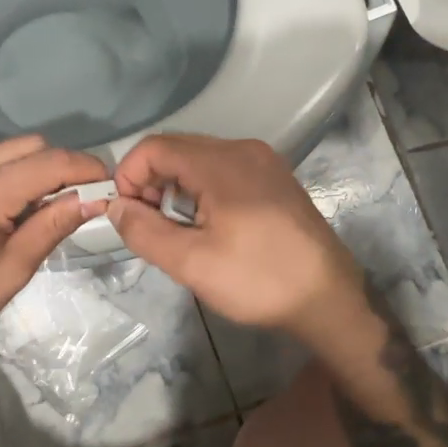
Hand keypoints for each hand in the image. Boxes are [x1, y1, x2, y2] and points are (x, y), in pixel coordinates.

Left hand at [0, 136, 109, 360]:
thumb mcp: (13, 267)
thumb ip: (52, 226)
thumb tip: (92, 200)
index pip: (51, 162)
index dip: (86, 168)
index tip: (110, 182)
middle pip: (30, 146)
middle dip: (60, 166)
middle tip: (79, 199)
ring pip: (4, 153)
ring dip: (32, 170)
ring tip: (42, 209)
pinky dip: (4, 176)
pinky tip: (6, 212)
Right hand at [105, 135, 370, 351]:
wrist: (330, 299)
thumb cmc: (258, 279)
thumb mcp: (191, 263)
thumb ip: (144, 231)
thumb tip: (116, 208)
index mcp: (222, 162)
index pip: (155, 147)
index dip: (129, 175)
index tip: (127, 214)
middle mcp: (243, 150)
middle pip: (178, 149)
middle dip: (151, 183)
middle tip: (149, 226)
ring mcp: (264, 163)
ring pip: (200, 160)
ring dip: (176, 189)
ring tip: (178, 231)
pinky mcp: (275, 180)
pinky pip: (224, 171)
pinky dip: (202, 191)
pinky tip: (208, 227)